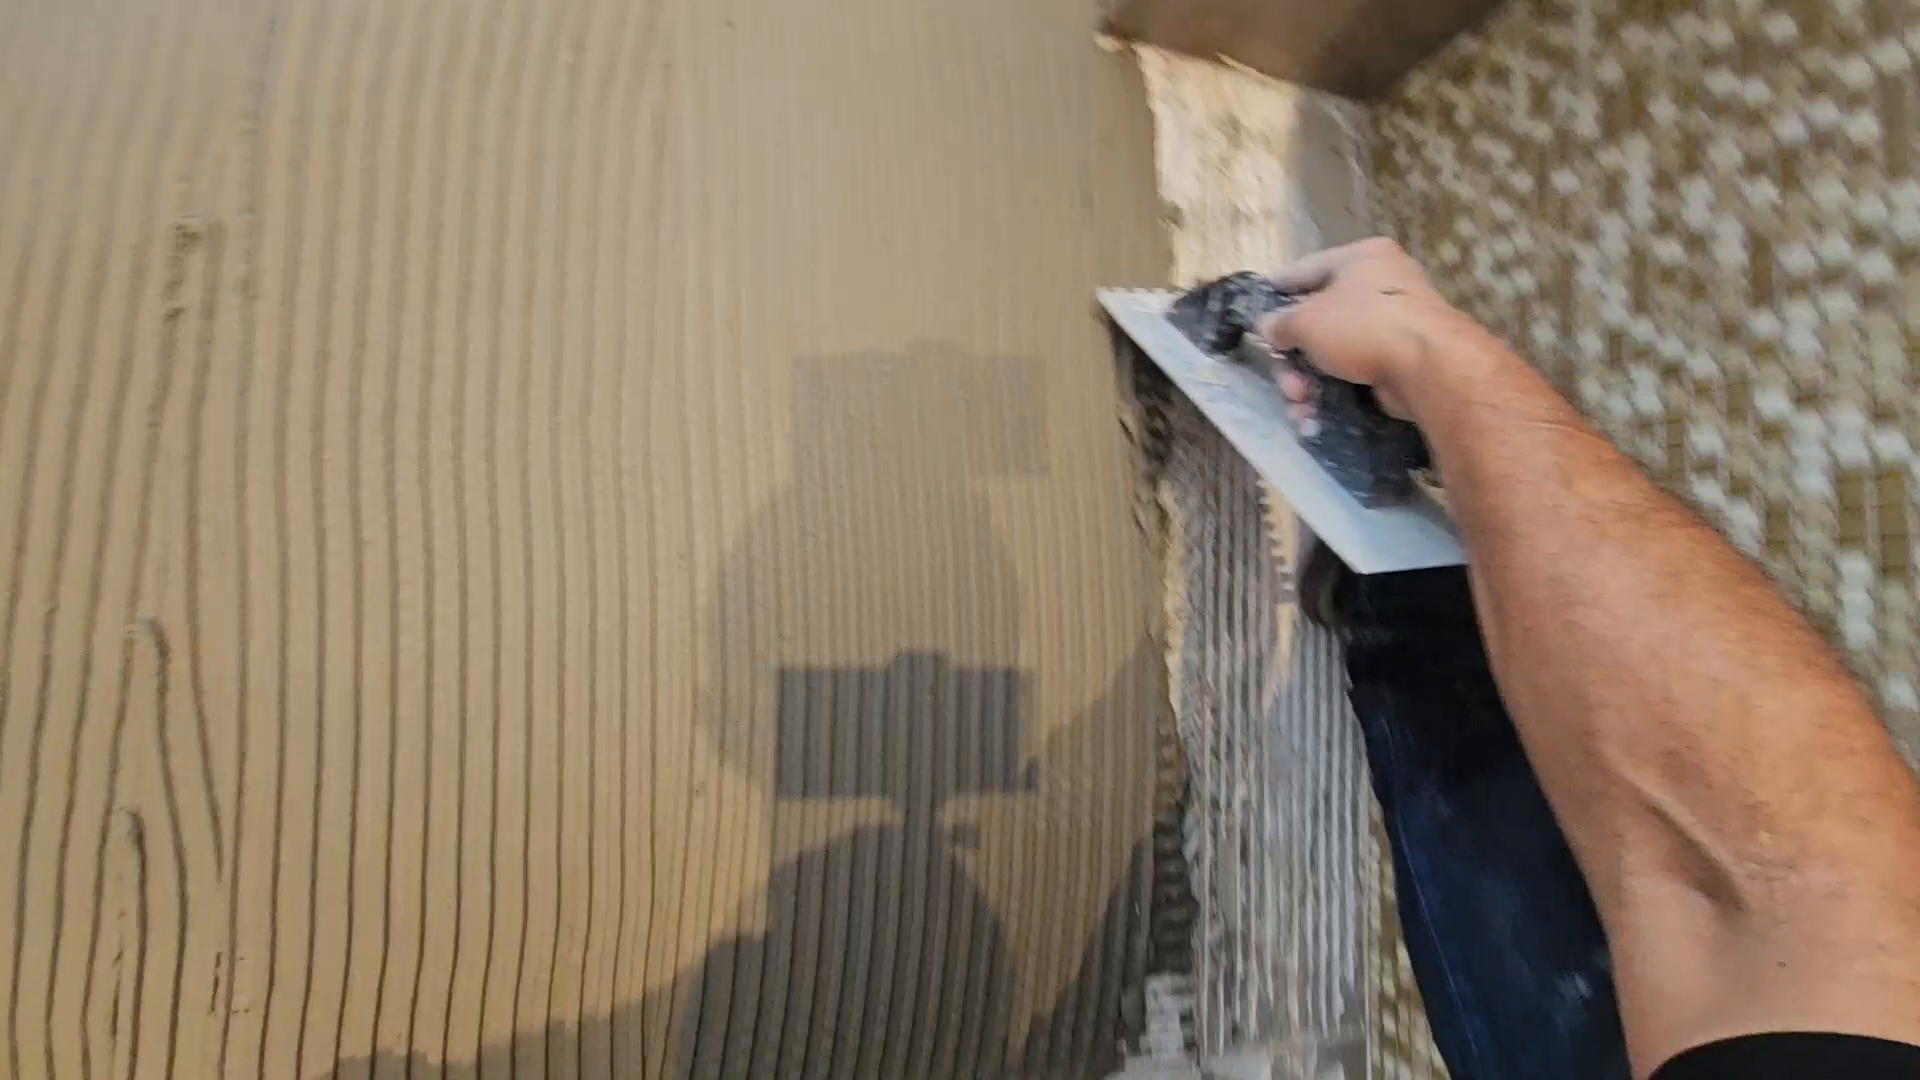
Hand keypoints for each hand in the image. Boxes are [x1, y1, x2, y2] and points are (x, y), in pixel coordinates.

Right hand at [1256, 237, 1464, 424]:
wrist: (1427, 366)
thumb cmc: (1362, 326)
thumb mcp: (1306, 320)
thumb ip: (1279, 323)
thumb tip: (1267, 326)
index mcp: (1360, 259)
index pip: (1304, 270)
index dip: (1275, 291)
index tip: (1254, 308)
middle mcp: (1377, 285)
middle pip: (1314, 322)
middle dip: (1292, 360)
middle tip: (1286, 381)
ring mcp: (1389, 323)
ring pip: (1328, 352)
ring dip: (1305, 382)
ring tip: (1300, 403)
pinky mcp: (1395, 357)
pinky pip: (1349, 371)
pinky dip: (1327, 391)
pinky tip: (1312, 413)